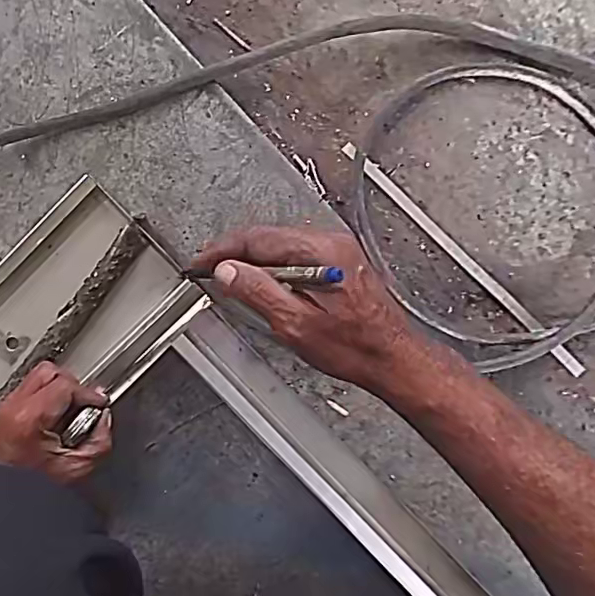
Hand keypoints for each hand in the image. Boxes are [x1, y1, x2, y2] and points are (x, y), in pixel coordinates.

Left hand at [0, 361, 112, 483]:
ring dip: (59, 390)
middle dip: (72, 386)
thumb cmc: (31, 492)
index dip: (88, 394)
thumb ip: (100, 438)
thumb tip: (103, 417)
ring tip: (69, 413)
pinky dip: (47, 398)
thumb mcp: (78, 467)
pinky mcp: (4, 414)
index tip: (99, 406)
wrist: (2, 505)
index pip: (66, 384)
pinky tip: (54, 421)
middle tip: (84, 406)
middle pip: (50, 372)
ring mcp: (6, 409)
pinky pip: (30, 391)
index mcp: (30, 418)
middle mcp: (13, 408)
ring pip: (39, 377)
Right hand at [190, 225, 430, 395]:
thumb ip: (258, 292)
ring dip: (252, 259)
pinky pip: (295, 254)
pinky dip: (272, 266)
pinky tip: (263, 283)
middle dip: (233, 252)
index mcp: (320, 252)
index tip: (202, 263)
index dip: (222, 250)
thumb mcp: (295, 324)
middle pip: (268, 237)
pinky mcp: (340, 262)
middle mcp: (331, 243)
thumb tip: (227, 271)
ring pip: (280, 245)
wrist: (392, 358)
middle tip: (209, 270)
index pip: (257, 239)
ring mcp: (338, 251)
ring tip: (230, 279)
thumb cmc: (354, 347)